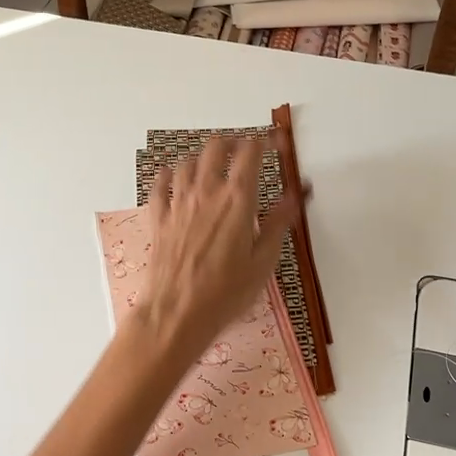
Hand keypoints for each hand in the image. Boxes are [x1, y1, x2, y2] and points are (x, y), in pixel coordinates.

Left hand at [129, 135, 297, 371]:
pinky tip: (171, 175)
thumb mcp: (263, 261)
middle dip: (232, 143)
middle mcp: (207, 192)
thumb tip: (297, 195)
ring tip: (212, 164)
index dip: (265, 142)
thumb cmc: (227, 292)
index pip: (250, 154)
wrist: (177, 313)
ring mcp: (179, 203)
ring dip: (202, 157)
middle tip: (243, 150)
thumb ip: (279, 223)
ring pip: (187, 163)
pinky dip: (168, 175)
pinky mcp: (159, 219)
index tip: (275, 143)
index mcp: (237, 200)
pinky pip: (160, 185)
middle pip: (216, 149)